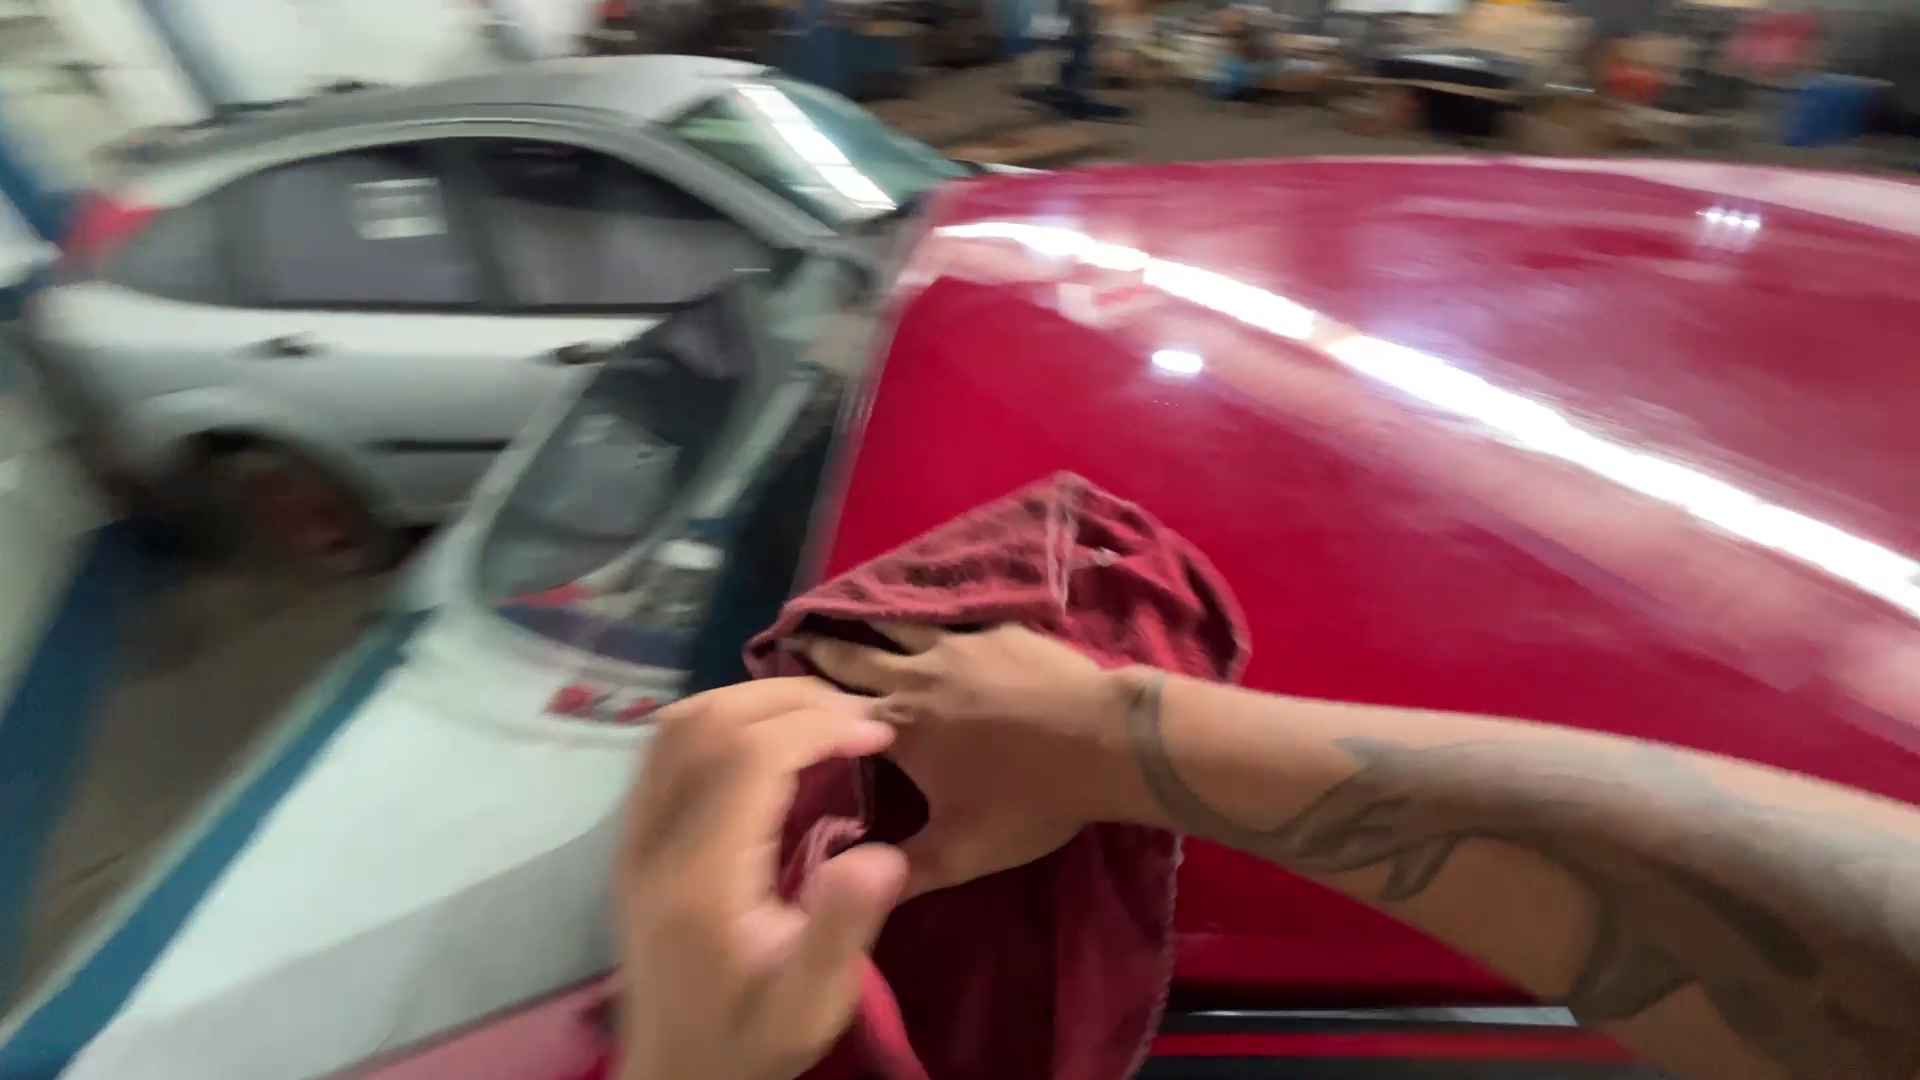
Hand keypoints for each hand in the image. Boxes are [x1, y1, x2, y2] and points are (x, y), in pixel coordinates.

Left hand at [617, 678, 907, 1079]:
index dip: (818, 727)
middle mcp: (653, 841)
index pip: (751, 758)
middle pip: (713, 722)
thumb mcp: (810, 1005)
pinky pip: (667, 742)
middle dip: (794, 699)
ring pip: (683, 721)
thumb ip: (842, 929)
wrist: (669, 1076)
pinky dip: (722, 714)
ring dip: (756, 698)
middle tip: (856, 715)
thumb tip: (882, 853)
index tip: (877, 734)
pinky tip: (764, 730)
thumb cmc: (748, 1039)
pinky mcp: (632, 832)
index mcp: (698, 879)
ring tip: (818, 713)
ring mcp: (633, 832)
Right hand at [800, 625, 1130, 896]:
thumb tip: (849, 884)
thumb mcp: (963, 851)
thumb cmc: (1029, 798)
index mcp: (902, 725)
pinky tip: (931, 609)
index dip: (804, 695)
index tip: (777, 680)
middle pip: (860, 655)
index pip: (836, 707)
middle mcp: (919, 675)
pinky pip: (954, 616)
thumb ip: (904, 870)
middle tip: (797, 628)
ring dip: (873, 619)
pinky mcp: (1000, 630)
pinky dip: (931, 615)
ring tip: (851, 607)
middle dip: (824, 644)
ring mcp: (961, 645)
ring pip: (903, 626)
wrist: (1102, 742)